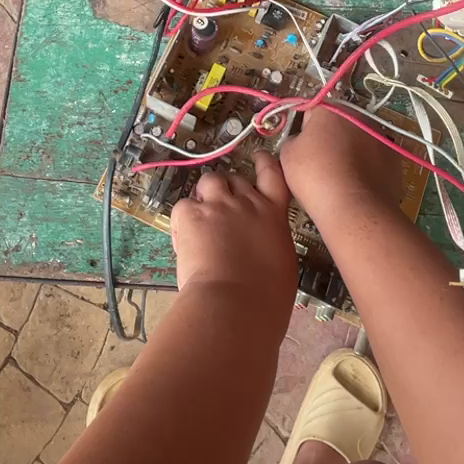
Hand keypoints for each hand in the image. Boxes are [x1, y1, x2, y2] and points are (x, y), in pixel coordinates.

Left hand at [169, 153, 296, 309]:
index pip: (272, 175)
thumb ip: (271, 245)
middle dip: (228, 190)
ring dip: (205, 195)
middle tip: (221, 210)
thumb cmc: (266, 300)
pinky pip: (183, 207)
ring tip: (201, 218)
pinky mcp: (192, 215)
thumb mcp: (281, 266)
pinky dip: (182, 221)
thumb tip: (262, 252)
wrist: (235, 306)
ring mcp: (218, 206)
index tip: (259, 158)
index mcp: (273, 216)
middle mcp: (246, 204)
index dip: (264, 163)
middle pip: (235, 180)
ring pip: (209, 182)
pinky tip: (185, 241)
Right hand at [280, 105, 406, 220]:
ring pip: (357, 141)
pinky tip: (355, 186)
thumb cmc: (316, 177)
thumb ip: (293, 138)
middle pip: (337, 124)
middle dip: (329, 140)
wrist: (354, 210)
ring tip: (338, 178)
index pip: (310, 112)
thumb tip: (301, 142)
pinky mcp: (394, 159)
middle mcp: (359, 116)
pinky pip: (374, 159)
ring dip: (349, 153)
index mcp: (331, 108)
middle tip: (318, 164)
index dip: (303, 131)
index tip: (302, 149)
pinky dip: (366, 168)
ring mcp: (381, 137)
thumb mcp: (287, 154)